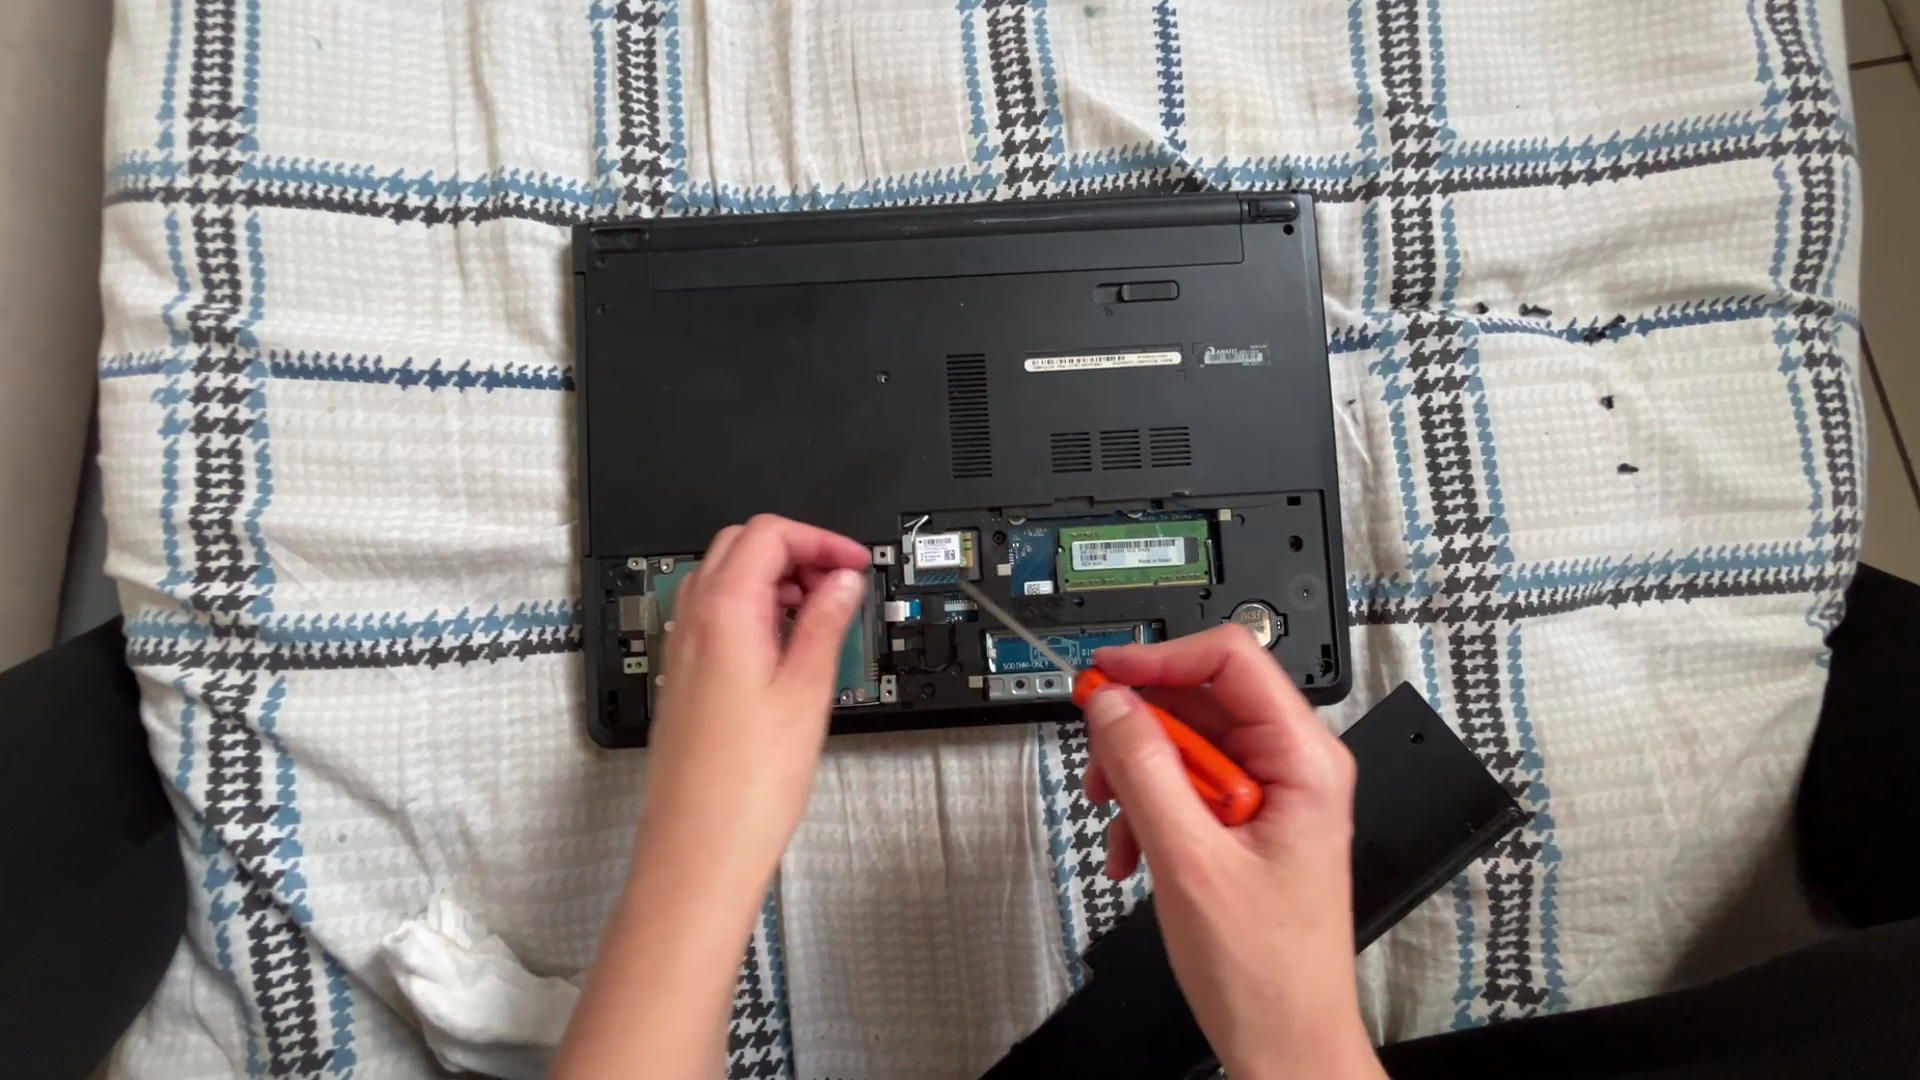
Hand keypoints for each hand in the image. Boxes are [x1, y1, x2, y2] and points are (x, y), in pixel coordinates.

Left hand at [555, 515, 868, 1079]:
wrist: (697, 854)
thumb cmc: (746, 787)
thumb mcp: (806, 691)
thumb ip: (825, 623)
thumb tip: (842, 581)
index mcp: (723, 614)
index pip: (768, 535)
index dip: (818, 539)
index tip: (853, 563)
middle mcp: (692, 623)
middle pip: (741, 546)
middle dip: (795, 550)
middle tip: (838, 581)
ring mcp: (682, 651)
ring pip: (725, 578)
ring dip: (773, 578)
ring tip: (819, 613)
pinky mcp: (685, 678)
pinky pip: (716, 616)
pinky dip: (754, 609)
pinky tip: (787, 647)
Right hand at [1083, 626, 1382, 1079]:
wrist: (1283, 1044)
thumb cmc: (1265, 973)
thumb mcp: (1188, 859)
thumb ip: (1144, 768)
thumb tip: (1110, 702)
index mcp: (1301, 759)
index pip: (1228, 660)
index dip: (1159, 658)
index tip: (1105, 675)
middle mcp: (1287, 763)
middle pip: (1194, 700)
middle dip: (1135, 733)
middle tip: (1099, 769)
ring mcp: (1264, 789)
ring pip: (1177, 740)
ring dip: (1132, 776)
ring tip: (1116, 824)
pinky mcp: (1241, 814)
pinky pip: (1177, 779)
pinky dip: (1142, 805)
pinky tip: (1130, 850)